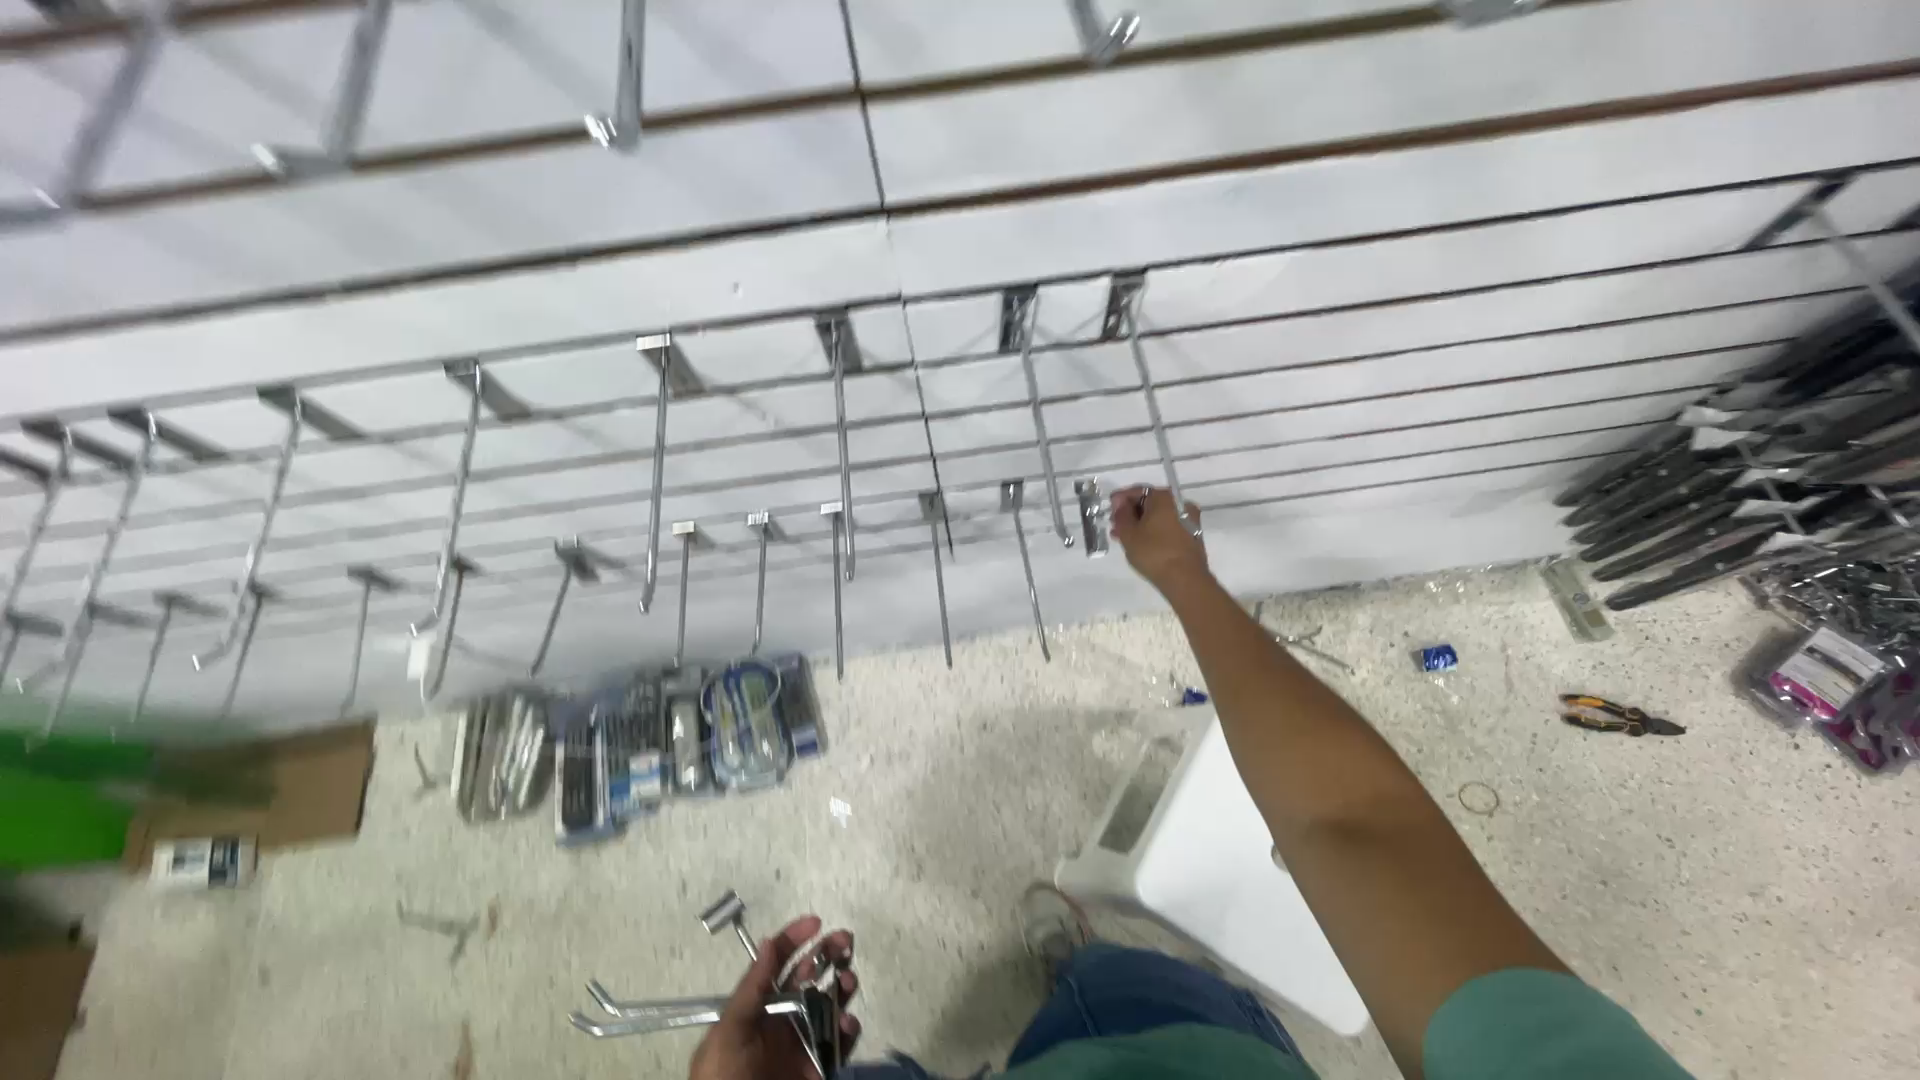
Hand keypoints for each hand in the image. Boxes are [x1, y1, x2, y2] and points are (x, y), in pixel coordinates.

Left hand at [689, 915, 860, 1079]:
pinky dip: (849, 1029)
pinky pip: (840, 1044)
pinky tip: (848, 1024)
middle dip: (828, 953)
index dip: (795, 938)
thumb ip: (751, 989)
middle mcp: (782, 1019)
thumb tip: (769, 942)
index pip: (777, 963)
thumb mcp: (728, 1034)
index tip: (817, 921)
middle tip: (845, 941)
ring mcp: (803, 1043)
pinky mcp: (820, 1069)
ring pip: (830, 1004)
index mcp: (756, 1008)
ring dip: (842, 985)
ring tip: (848, 979)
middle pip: (810, 977)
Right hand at [1110, 486, 1208, 595]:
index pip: (1138, 491)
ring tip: (1124, 536)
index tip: (1109, 509)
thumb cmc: (1153, 552)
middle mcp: (1180, 503)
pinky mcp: (1192, 534)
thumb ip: (1121, 514)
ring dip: (1140, 523)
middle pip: (1150, 502)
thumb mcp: (1128, 533)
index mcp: (1165, 497)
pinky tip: (1141, 542)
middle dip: (1130, 512)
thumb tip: (1120, 503)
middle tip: (1115, 524)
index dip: (1120, 499)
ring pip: (1158, 516)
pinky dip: (1153, 530)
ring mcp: (1189, 518)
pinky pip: (1167, 526)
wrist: (1185, 579)